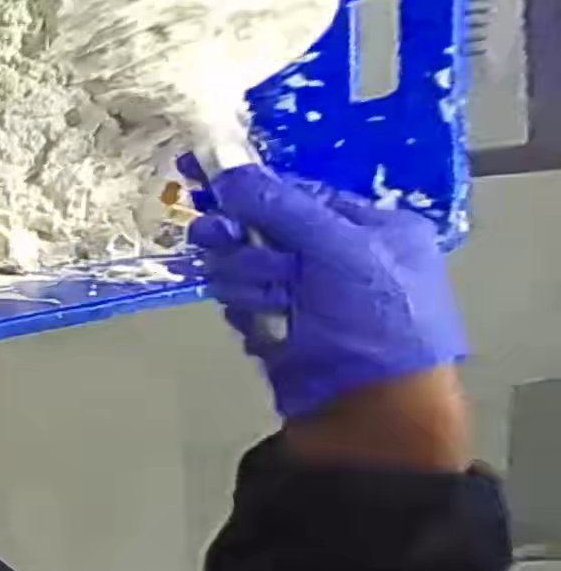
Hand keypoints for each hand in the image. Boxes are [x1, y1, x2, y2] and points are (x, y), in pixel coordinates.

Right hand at [187, 166, 465, 420]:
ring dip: (244, 282)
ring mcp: (296, 287)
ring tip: (273, 303)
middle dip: (240, 242)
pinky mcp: (268, 316)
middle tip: (219, 241)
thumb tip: (232, 173)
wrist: (362, 398)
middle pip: (253, 229)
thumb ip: (284, 210)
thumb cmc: (371, 318)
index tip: (198, 175)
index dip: (244, 186)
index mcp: (363, 227)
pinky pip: (232, 297)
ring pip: (236, 266)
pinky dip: (242, 308)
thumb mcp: (340, 252)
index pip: (290, 194)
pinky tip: (265, 322)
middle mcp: (328, 253)